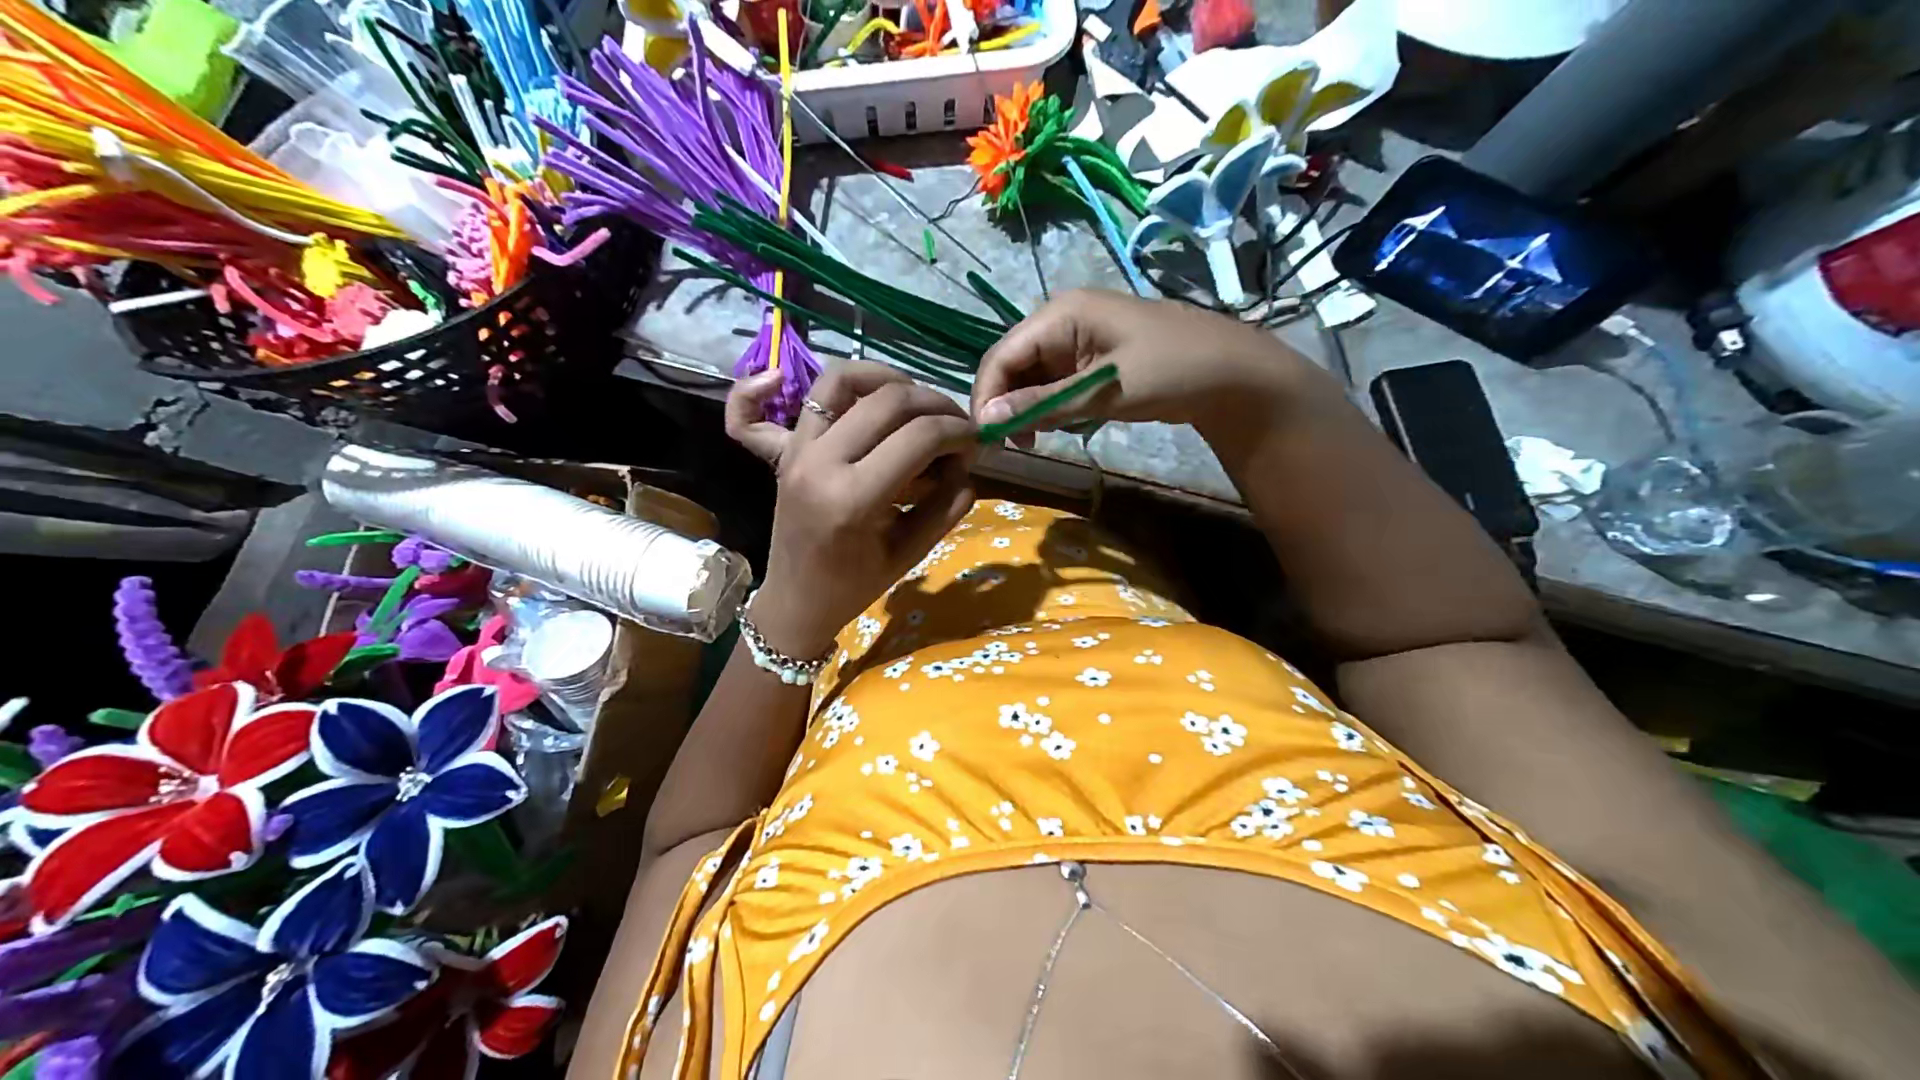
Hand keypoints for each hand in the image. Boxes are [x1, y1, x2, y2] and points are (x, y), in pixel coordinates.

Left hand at [725, 361, 976, 657]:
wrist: (796, 601)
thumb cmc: (855, 586)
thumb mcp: (910, 553)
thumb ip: (946, 505)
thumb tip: (968, 464)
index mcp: (853, 499)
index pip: (919, 437)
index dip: (958, 432)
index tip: (976, 442)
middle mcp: (820, 462)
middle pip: (889, 401)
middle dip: (935, 404)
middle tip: (956, 425)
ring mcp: (797, 450)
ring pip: (843, 381)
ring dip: (889, 380)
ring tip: (915, 401)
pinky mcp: (786, 448)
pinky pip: (799, 397)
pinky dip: (807, 382)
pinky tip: (823, 379)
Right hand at [971, 289, 1311, 442]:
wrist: (1232, 374)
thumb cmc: (1170, 371)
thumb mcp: (1102, 391)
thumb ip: (1042, 403)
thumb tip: (987, 419)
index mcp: (1061, 313)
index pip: (1002, 354)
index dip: (987, 395)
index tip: (984, 438)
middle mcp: (1063, 319)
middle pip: (1013, 363)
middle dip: (1006, 403)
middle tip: (1014, 446)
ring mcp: (1078, 339)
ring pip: (1031, 376)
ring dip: (1027, 407)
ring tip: (1036, 439)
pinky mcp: (1092, 358)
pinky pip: (1055, 382)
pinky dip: (1050, 406)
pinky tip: (1060, 425)